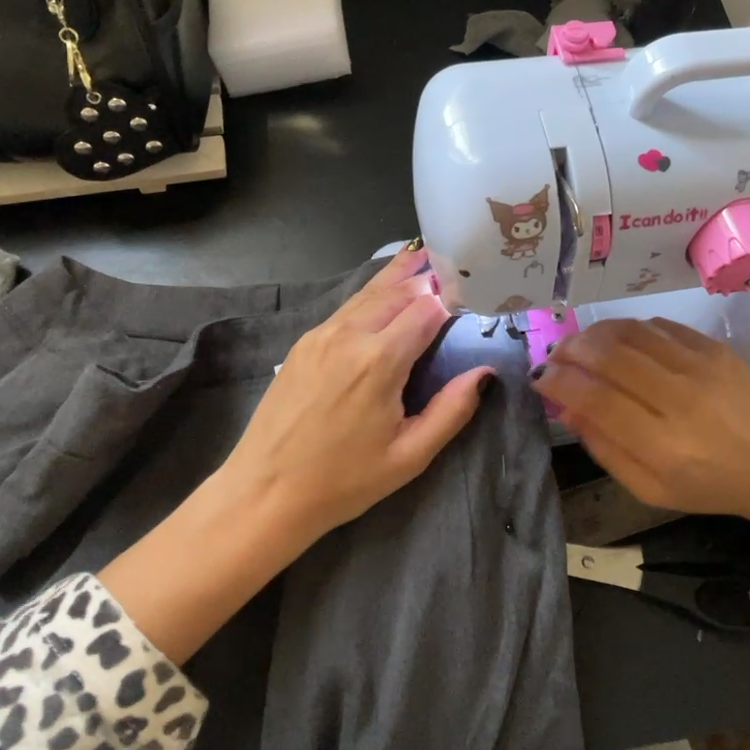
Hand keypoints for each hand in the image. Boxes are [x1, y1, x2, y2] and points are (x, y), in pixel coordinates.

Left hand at [222, 243, 495, 540]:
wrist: (264, 493)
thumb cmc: (343, 481)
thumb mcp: (409, 456)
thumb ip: (452, 410)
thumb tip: (485, 373)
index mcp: (380, 360)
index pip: (427, 309)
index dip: (452, 301)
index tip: (473, 297)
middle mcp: (350, 335)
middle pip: (398, 291)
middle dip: (427, 279)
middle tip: (454, 266)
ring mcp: (321, 335)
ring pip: (368, 292)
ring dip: (399, 277)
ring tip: (424, 256)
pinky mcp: (304, 343)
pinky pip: (347, 307)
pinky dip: (372, 293)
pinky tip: (383, 291)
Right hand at [536, 318, 749, 541]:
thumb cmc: (711, 487)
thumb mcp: (651, 489)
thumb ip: (605, 449)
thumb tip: (568, 408)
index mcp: (662, 445)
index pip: (594, 398)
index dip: (558, 381)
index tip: (540, 377)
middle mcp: (680, 399)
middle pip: (608, 356)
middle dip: (570, 350)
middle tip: (555, 355)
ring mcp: (701, 368)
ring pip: (631, 333)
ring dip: (595, 333)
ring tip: (580, 343)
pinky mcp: (716, 349)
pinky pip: (660, 327)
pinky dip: (630, 329)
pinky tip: (619, 341)